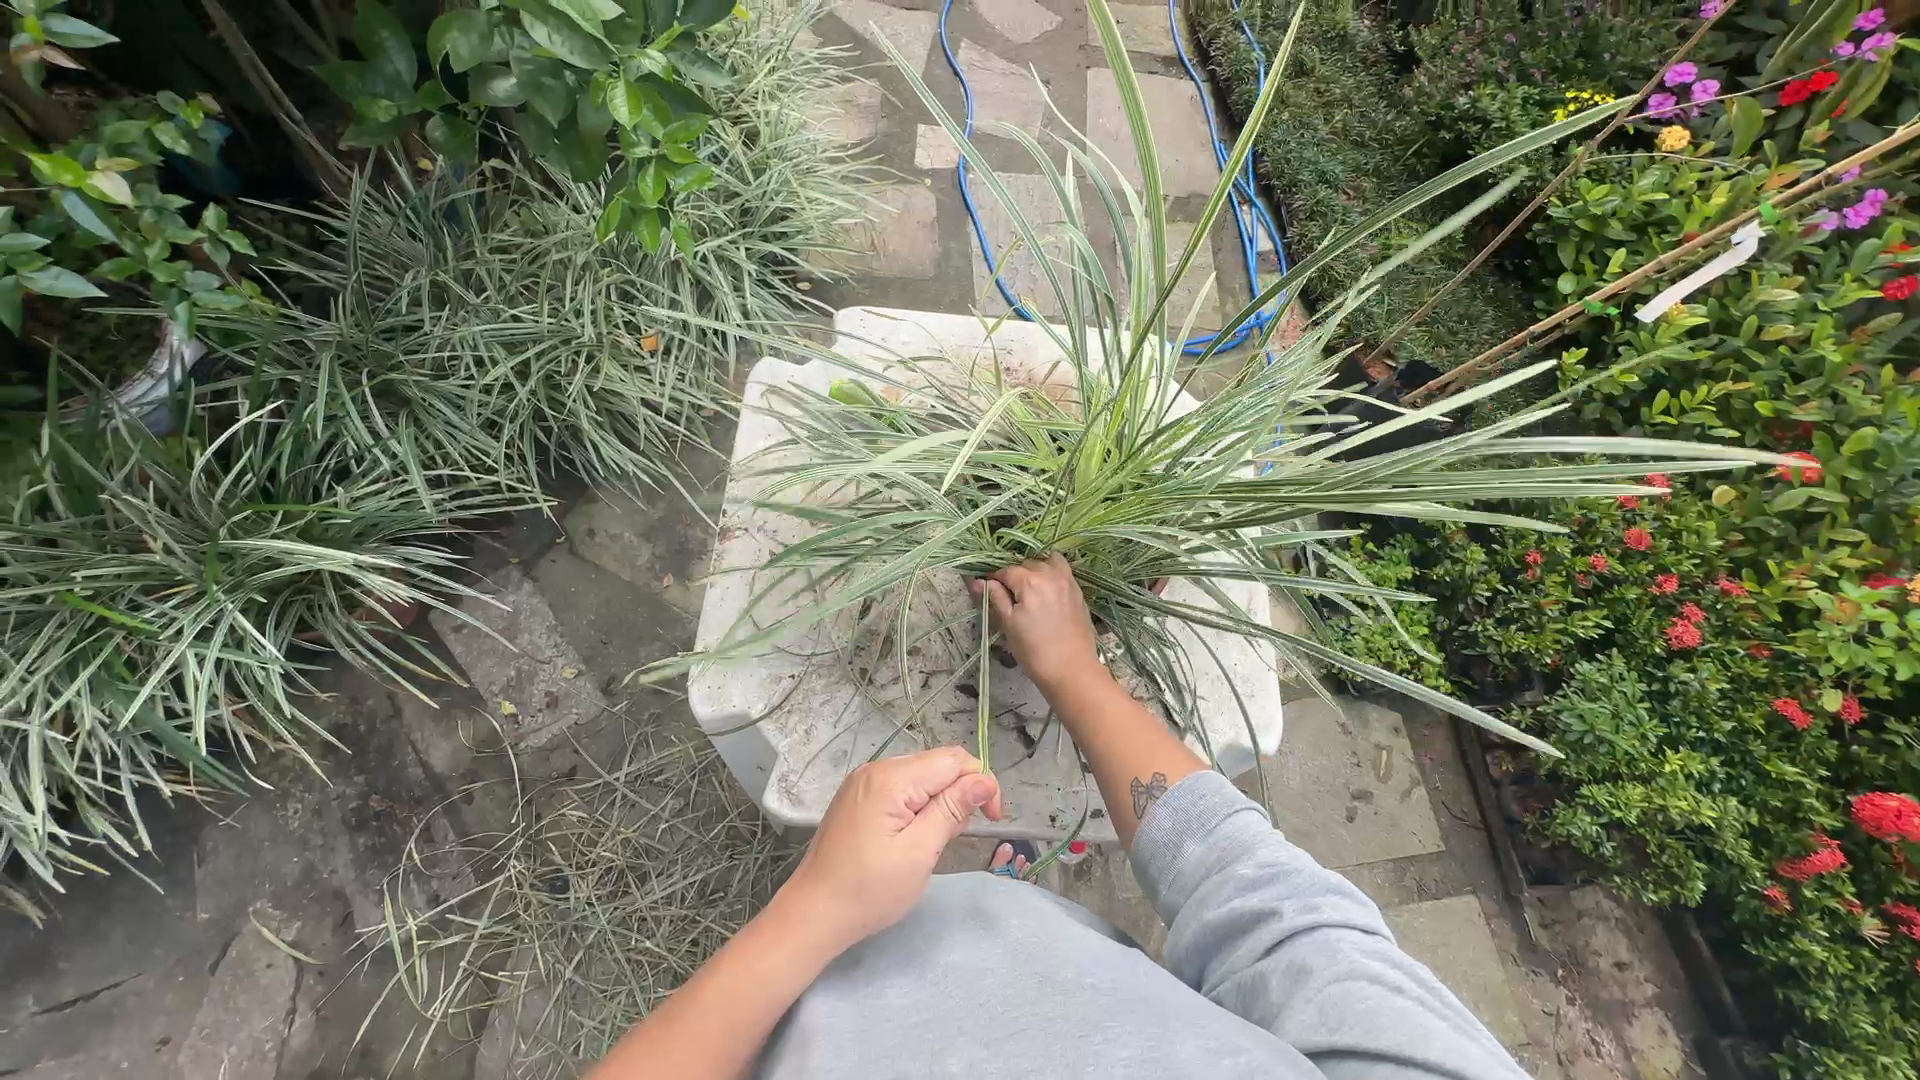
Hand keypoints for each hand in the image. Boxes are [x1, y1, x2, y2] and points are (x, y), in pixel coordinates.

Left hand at [774, 746, 1002, 951]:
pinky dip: (917, 806)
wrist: (814, 914)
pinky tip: (911, 836)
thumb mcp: (920, 852)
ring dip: (938, 801)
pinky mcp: (858, 796)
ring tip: (929, 842)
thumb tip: (984, 780)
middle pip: (937, 763)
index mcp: (891, 779)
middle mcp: (876, 769)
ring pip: (921, 775)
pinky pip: (901, 787)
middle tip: (953, 838)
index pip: (953, 760)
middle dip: (958, 793)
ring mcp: (863, 781)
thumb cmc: (869, 891)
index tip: (991, 819)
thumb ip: (952, 810)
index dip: (980, 783)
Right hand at [969, 553, 1102, 693]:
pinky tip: (1047, 592)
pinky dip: (1053, 575)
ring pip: (1048, 562)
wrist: (1072, 670)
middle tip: (1010, 596)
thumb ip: (995, 598)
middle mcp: (1051, 575)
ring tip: (1031, 589)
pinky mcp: (1079, 592)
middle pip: (1027, 564)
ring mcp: (1068, 582)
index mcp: (1030, 581)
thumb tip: (979, 581)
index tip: (989, 590)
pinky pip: (1063, 572)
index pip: (1006, 571)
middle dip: (1016, 575)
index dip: (995, 579)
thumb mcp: (1008, 624)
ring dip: (1037, 570)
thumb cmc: (1034, 651)